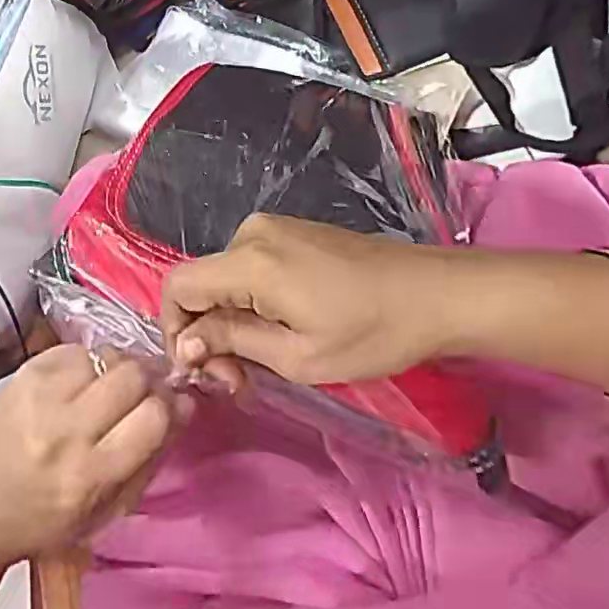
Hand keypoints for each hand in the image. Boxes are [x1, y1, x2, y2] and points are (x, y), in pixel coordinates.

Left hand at [0, 345, 187, 565]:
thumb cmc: (47, 520)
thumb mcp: (106, 512)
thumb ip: (149, 459)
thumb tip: (181, 407)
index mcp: (89, 475)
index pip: (152, 418)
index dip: (172, 405)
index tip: (175, 402)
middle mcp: (65, 430)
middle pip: (132, 376)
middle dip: (149, 379)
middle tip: (148, 388)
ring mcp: (41, 396)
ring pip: (106, 355)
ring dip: (119, 367)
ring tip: (114, 384)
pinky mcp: (24, 373)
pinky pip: (75, 350)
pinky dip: (88, 361)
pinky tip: (84, 379)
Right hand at [160, 213, 471, 389]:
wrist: (435, 292)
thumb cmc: (372, 332)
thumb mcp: (298, 355)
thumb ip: (232, 342)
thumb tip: (183, 343)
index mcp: (249, 261)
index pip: (178, 286)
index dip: (173, 328)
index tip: (199, 369)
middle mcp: (250, 233)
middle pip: (201, 284)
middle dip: (208, 333)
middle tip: (237, 380)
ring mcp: (271, 228)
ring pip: (223, 278)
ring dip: (230, 320)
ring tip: (261, 361)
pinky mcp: (289, 232)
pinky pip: (248, 268)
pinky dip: (249, 301)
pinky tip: (277, 329)